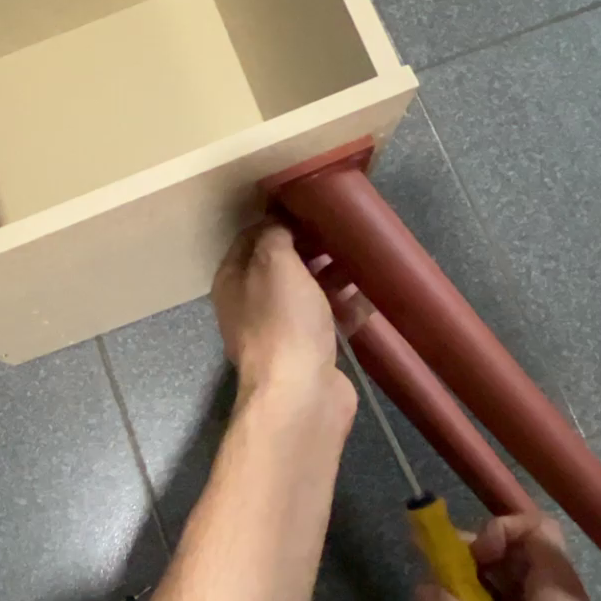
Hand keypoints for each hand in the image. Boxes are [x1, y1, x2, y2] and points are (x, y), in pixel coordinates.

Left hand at [211, 221, 351, 407]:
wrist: (301, 394)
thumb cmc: (283, 321)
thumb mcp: (275, 263)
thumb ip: (275, 236)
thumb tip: (279, 221)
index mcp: (232, 281)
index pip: (250, 239)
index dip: (277, 220)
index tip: (309, 207)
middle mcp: (250, 305)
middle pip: (280, 266)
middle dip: (309, 247)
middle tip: (339, 229)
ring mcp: (279, 331)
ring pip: (305, 293)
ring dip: (329, 275)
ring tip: (359, 256)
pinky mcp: (307, 352)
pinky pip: (326, 320)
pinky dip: (344, 306)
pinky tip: (367, 293)